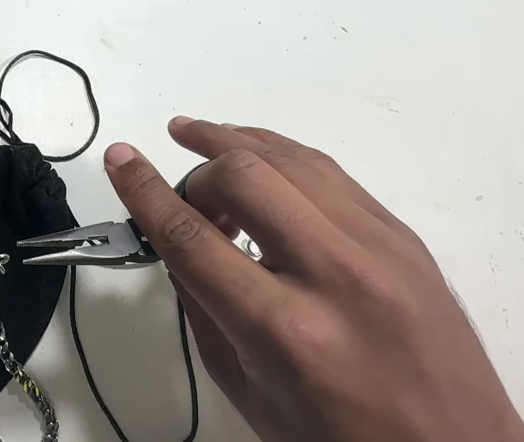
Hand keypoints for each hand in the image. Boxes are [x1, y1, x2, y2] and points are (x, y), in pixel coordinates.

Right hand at [105, 119, 523, 441]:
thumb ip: (201, 303)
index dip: (144, 190)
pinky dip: (278, 154)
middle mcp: (337, 277)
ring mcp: (381, 249)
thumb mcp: (245, 388)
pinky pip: (326, 170)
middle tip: (187, 198)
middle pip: (243, 177)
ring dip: (231, 140)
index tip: (118, 157)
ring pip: (288, 157)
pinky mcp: (405, 237)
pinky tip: (254, 155)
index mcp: (287, 332)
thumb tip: (175, 233)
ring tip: (196, 135)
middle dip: (197, 173)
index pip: (192, 237)